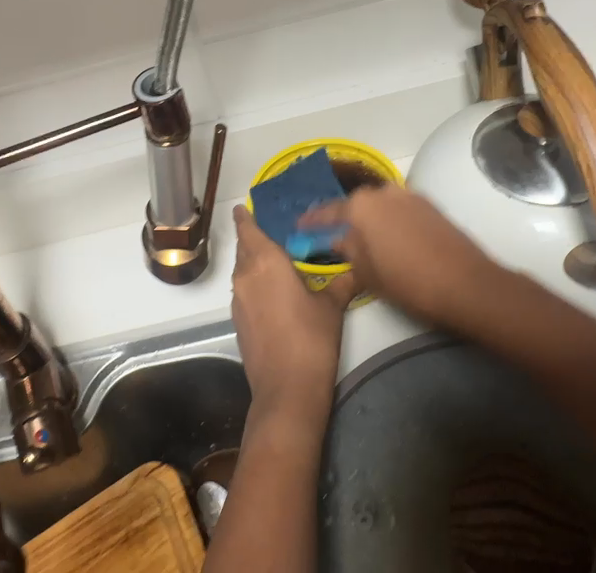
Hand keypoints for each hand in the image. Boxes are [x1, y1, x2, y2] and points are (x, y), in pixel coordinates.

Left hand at [230, 205, 358, 415]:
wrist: (287, 389)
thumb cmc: (311, 338)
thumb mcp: (332, 306)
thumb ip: (342, 281)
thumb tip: (358, 267)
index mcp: (265, 262)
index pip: (248, 229)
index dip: (245, 217)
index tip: (245, 207)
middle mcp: (245, 276)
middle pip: (244, 248)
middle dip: (253, 238)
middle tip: (272, 231)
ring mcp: (238, 300)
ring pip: (242, 270)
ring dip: (253, 261)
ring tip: (276, 259)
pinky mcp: (238, 320)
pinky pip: (244, 290)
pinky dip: (254, 283)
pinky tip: (273, 290)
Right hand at [297, 184, 498, 325]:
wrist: (466, 285)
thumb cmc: (407, 281)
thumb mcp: (366, 272)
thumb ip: (348, 250)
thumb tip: (339, 239)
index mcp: (362, 206)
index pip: (328, 212)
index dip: (312, 221)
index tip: (300, 226)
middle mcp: (384, 193)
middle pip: (357, 206)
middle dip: (346, 219)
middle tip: (334, 235)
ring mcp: (411, 197)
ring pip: (382, 207)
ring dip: (372, 221)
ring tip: (365, 240)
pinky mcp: (432, 208)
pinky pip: (401, 212)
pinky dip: (392, 223)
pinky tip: (392, 241)